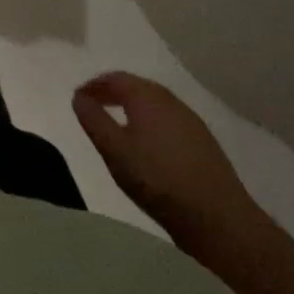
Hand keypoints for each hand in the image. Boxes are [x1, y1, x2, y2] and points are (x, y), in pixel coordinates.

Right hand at [72, 71, 262, 240]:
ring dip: (132, 104)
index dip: (94, 84)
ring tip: (116, 121)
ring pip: (156, 102)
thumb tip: (79, 97)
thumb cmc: (155, 179)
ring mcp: (191, 121)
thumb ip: (93, 120)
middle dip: (113, 91)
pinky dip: (149, 118)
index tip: (78, 97)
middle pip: (138, 86)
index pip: (117, 78)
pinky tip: (145, 140)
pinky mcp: (203, 141)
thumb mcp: (113, 150)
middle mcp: (172, 103)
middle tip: (94, 104)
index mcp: (148, 99)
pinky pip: (169, 118)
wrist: (215, 215)